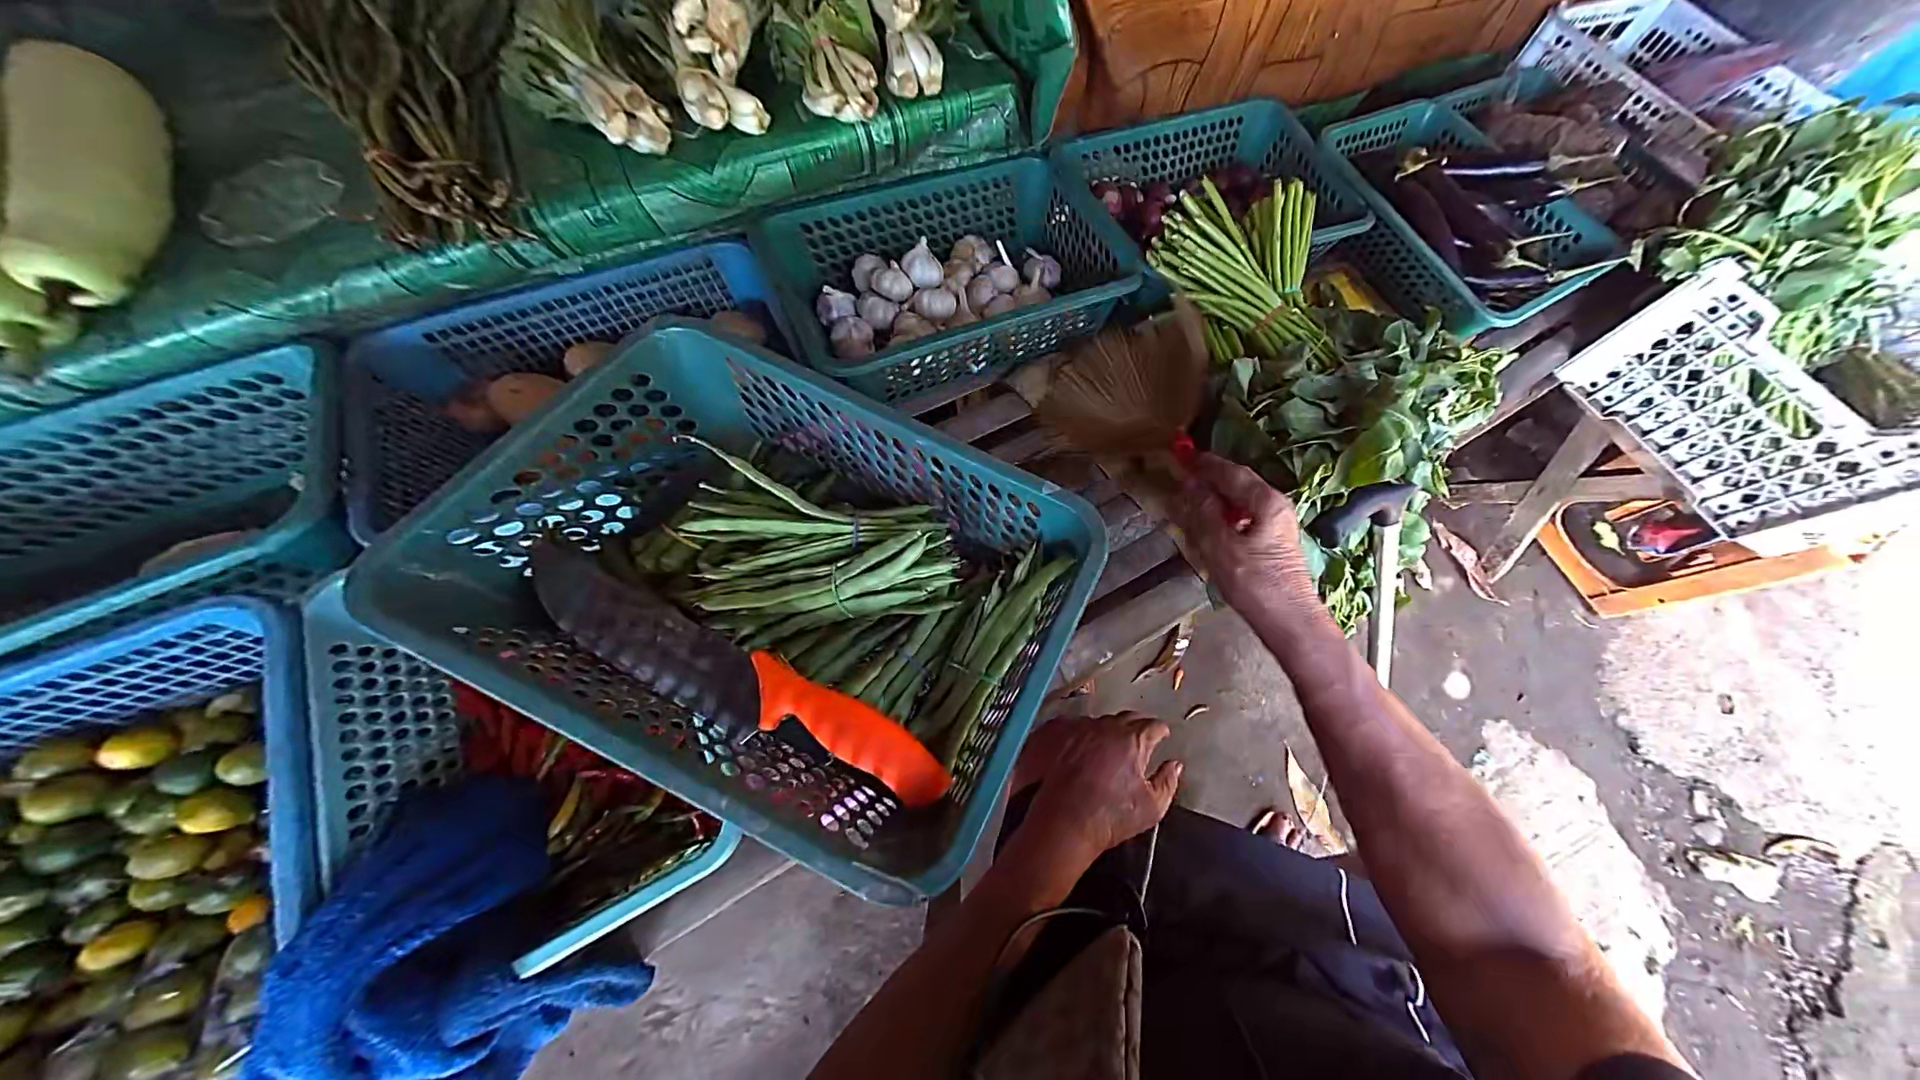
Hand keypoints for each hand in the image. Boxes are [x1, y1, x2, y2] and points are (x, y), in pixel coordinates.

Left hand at [1013, 713, 1181, 871]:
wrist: (1063, 821)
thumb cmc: (1108, 817)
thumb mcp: (1152, 807)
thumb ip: (1168, 782)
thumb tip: (1174, 766)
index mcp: (1132, 740)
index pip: (1153, 725)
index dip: (1160, 731)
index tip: (1162, 736)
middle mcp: (1105, 727)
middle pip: (1127, 718)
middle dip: (1136, 727)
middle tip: (1140, 741)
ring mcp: (1079, 728)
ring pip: (1101, 721)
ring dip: (1109, 731)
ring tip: (1110, 748)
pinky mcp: (1057, 735)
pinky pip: (1076, 726)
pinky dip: (1084, 734)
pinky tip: (1083, 749)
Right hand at [1168, 453, 1325, 624]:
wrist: (1288, 621)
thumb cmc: (1255, 584)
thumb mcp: (1220, 546)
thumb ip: (1204, 513)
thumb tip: (1192, 486)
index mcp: (1267, 502)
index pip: (1232, 473)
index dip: (1206, 463)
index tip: (1183, 452)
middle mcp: (1276, 507)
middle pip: (1239, 484)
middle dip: (1211, 477)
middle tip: (1183, 471)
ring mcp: (1277, 525)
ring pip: (1241, 501)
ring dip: (1216, 496)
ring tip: (1190, 496)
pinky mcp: (1272, 543)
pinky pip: (1244, 516)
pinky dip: (1224, 513)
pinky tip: (1208, 522)